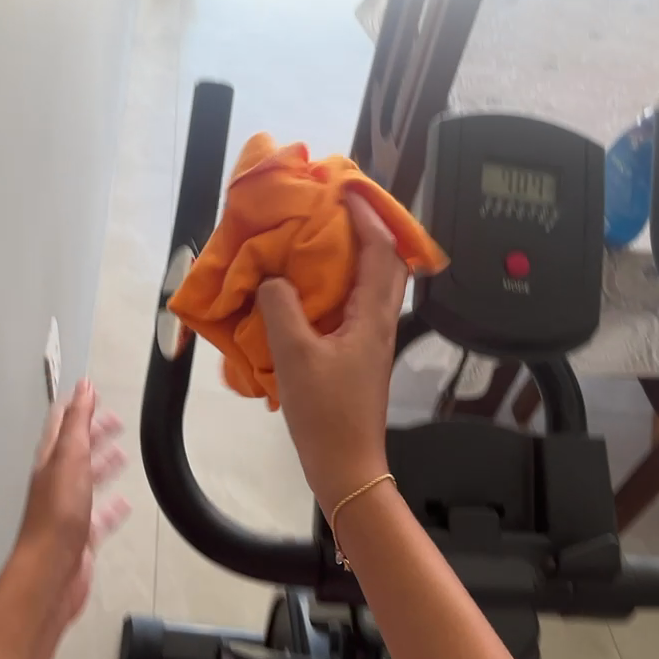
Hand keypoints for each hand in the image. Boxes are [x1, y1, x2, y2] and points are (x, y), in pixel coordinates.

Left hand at [17, 379, 131, 624]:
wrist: (51, 572)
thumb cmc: (57, 515)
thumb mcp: (70, 457)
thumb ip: (77, 421)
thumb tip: (82, 387)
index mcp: (50, 461)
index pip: (61, 424)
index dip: (76, 406)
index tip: (91, 391)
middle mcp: (56, 482)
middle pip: (77, 450)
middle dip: (95, 433)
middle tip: (115, 421)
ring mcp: (68, 510)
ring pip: (88, 479)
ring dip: (103, 464)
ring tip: (123, 455)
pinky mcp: (82, 535)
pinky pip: (99, 515)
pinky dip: (112, 506)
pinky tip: (124, 503)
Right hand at [258, 193, 408, 508]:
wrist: (346, 466)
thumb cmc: (326, 412)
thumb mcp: (295, 356)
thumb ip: (281, 308)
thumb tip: (272, 279)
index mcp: (373, 317)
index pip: (381, 251)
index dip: (367, 217)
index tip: (345, 192)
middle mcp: (379, 323)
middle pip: (386, 263)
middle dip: (367, 230)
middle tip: (336, 210)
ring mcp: (370, 340)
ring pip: (371, 284)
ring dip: (353, 256)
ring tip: (320, 240)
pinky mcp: (357, 355)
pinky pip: (353, 305)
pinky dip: (337, 285)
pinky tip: (307, 289)